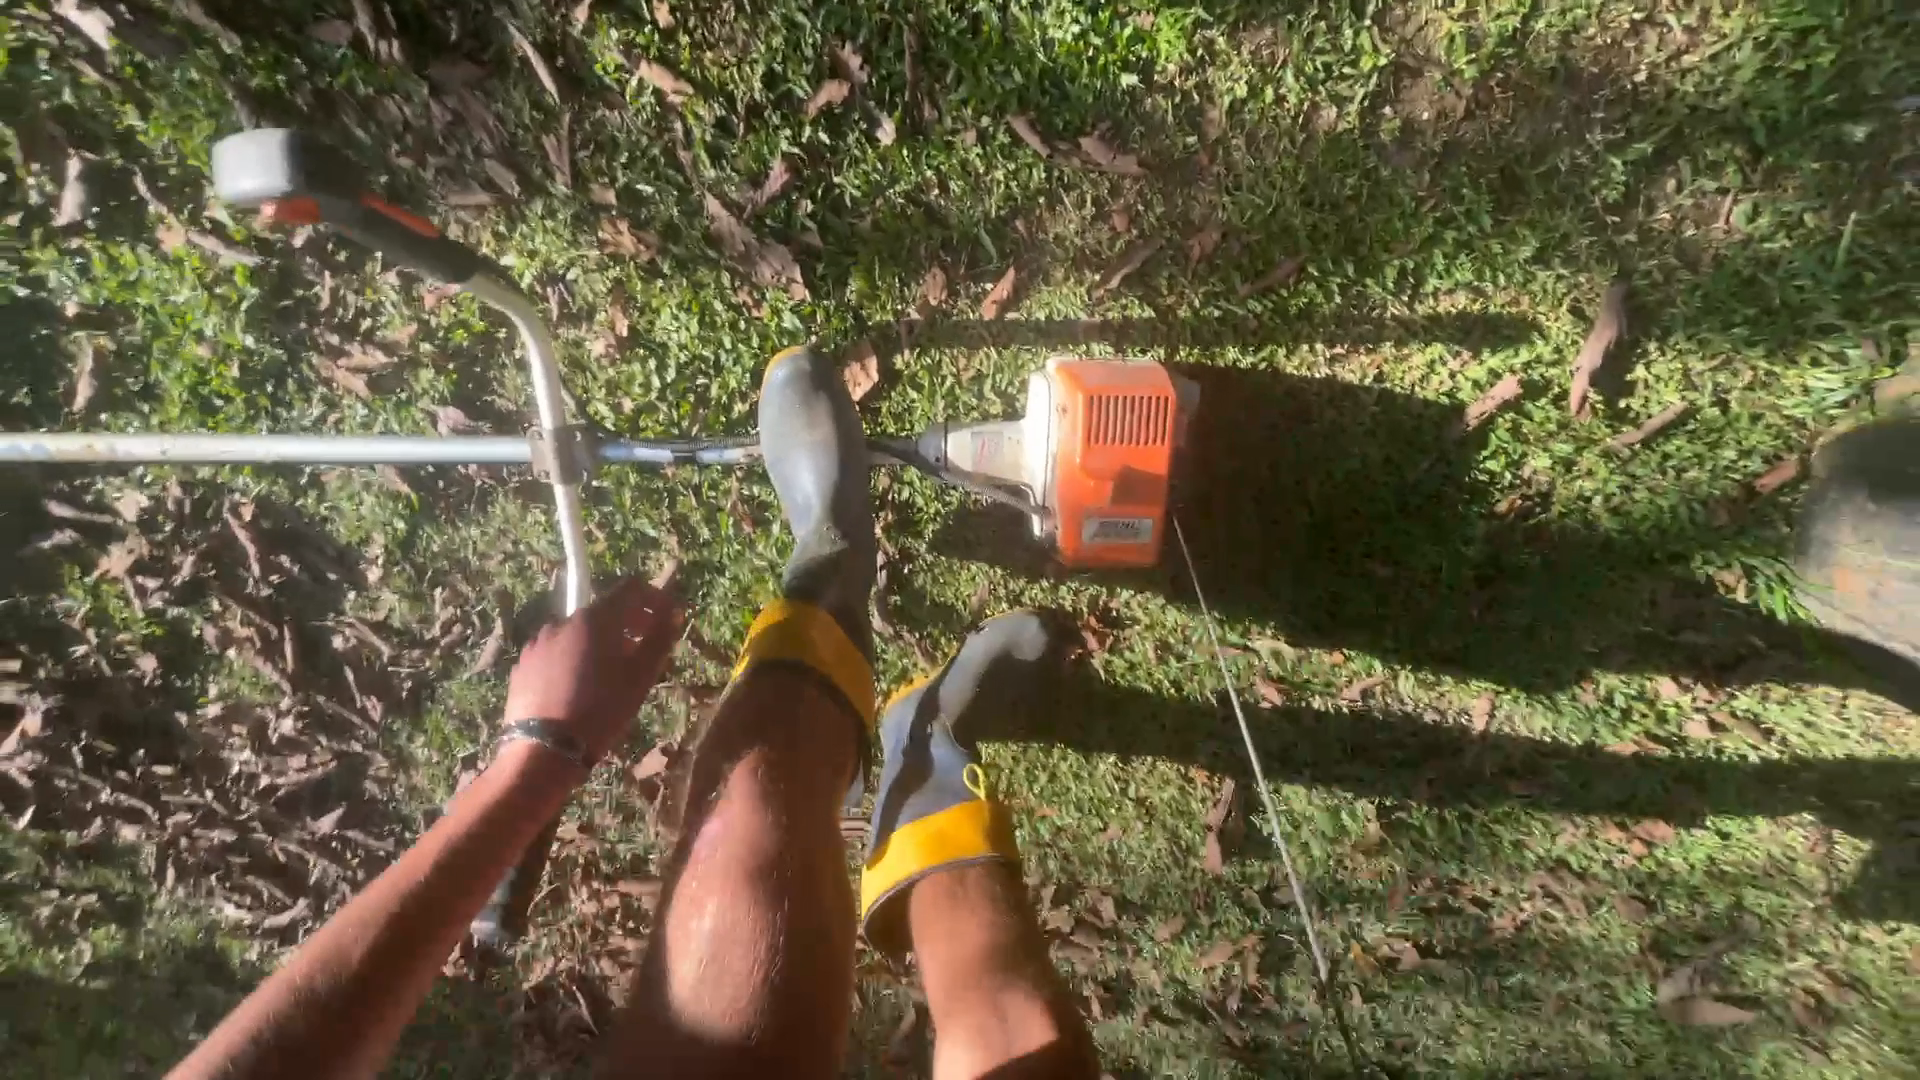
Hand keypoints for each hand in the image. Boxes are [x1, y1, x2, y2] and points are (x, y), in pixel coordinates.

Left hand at [502, 577, 685, 763]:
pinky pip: (559, 650)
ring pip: (581, 631)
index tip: (666, 617)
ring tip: (613, 671)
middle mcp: (564, 622)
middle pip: (605, 610)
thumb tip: (673, 613)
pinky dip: (577, 656)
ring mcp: (540, 643)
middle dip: (630, 622)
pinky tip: (583, 685)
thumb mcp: (641, 675)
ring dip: (603, 641)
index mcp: (596, 619)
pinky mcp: (524, 665)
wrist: (545, 750)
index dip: (653, 597)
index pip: (631, 588)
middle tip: (646, 647)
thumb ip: (660, 638)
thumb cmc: (603, 709)